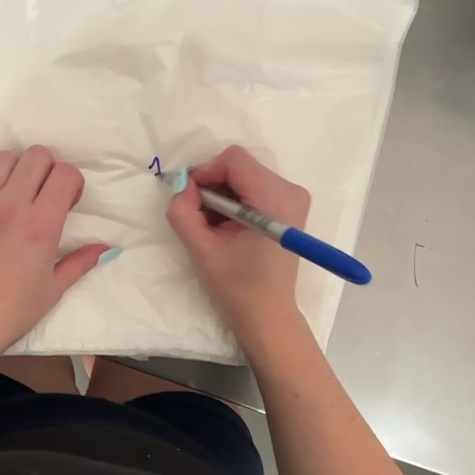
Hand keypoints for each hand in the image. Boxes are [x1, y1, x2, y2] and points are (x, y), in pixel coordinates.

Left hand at [0, 146, 108, 373]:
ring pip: (4, 158)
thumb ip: (81, 262)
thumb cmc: (11, 312)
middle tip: (47, 194)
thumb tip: (107, 248)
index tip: (70, 202)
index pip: (65, 173)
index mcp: (40, 226)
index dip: (73, 182)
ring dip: (19, 169)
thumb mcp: (53, 290)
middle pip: (36, 155)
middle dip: (50, 169)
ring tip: (20, 193)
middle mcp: (11, 207)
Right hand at [166, 146, 311, 341]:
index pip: (233, 160)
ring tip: (215, 227)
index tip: (190, 199)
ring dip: (222, 195)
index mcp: (274, 200)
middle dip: (213, 186)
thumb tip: (181, 184)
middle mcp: (290, 191)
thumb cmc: (236, 287)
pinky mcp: (289, 207)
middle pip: (240, 166)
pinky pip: (254, 187)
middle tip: (200, 218)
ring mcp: (293, 198)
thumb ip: (183, 212)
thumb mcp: (201, 249)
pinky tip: (229, 228)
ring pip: (245, 175)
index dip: (205, 173)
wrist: (266, 314)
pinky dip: (234, 201)